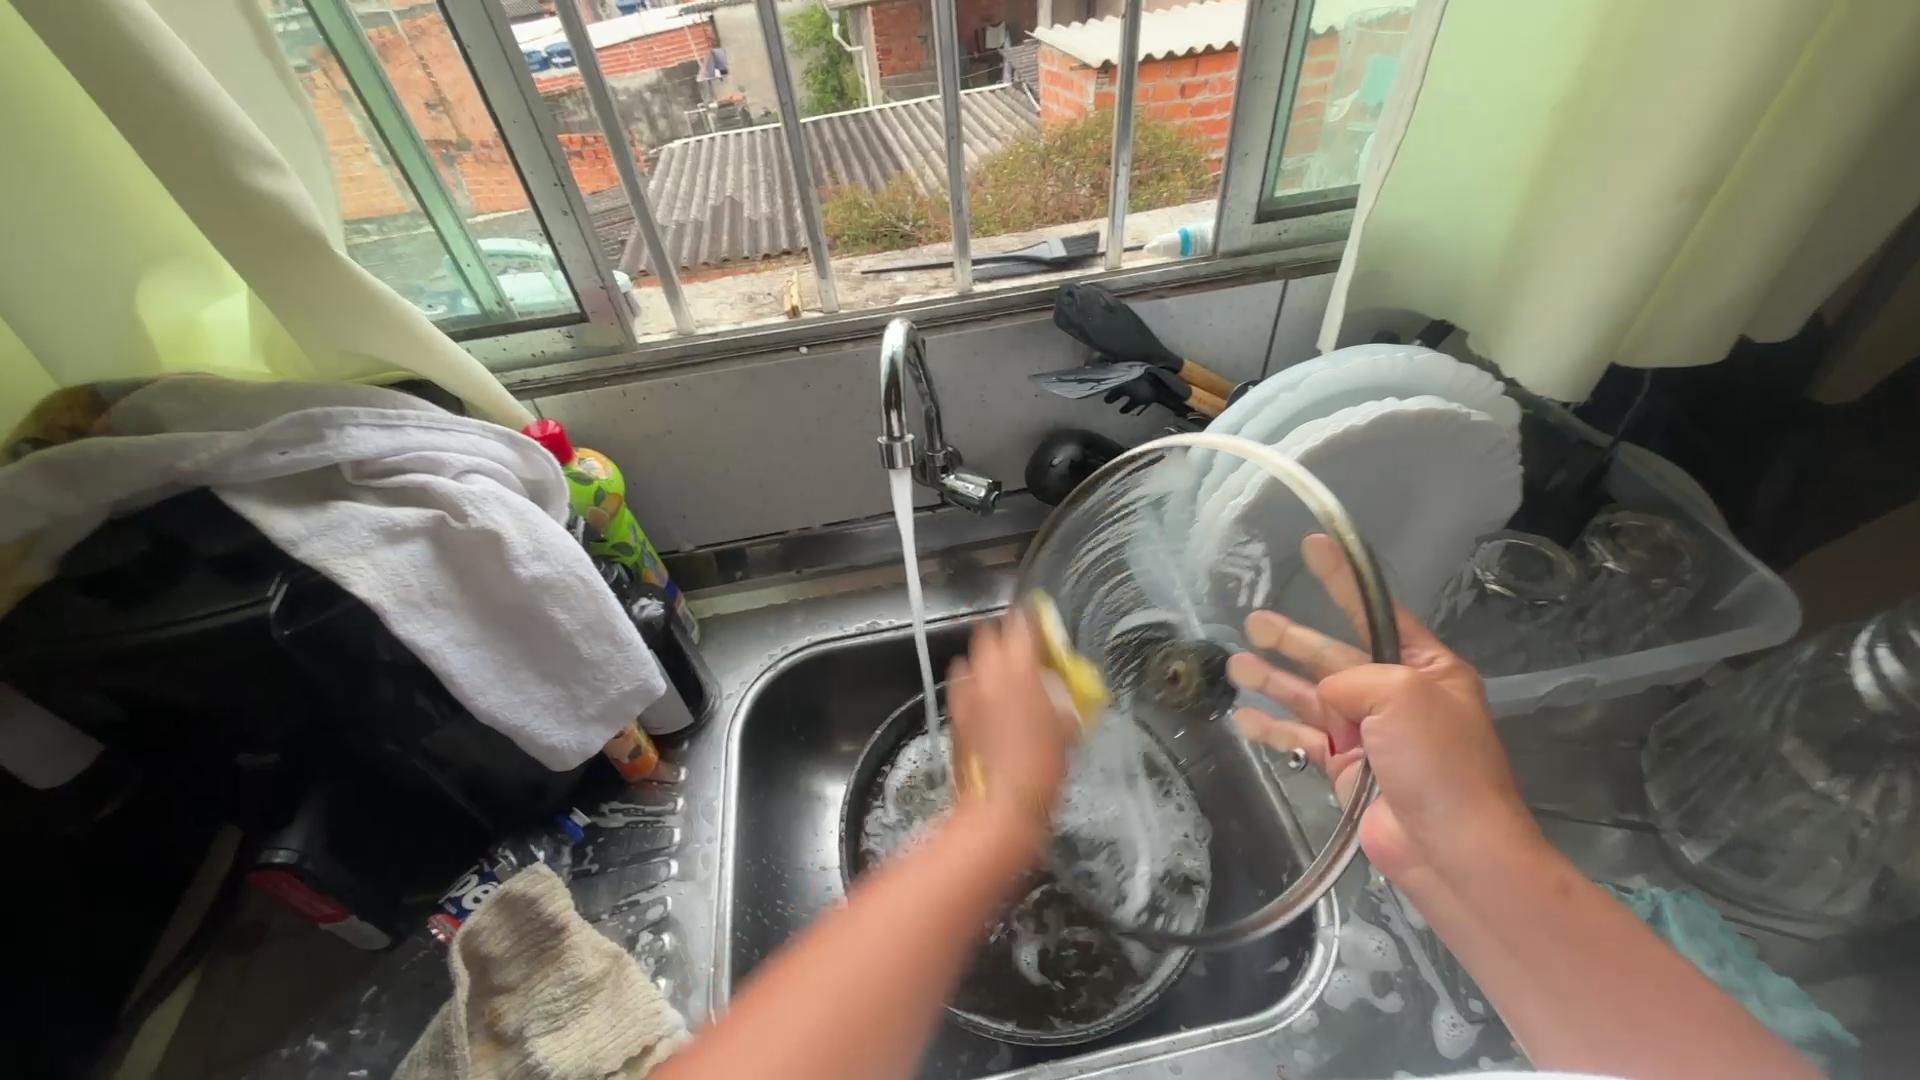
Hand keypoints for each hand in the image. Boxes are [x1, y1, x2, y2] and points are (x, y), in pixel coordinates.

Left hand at [945, 611, 1079, 847]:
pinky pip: (962, 682)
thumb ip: (1060, 692)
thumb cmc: (1042, 767)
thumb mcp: (1066, 725)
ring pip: (972, 655)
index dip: (1032, 618)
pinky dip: (973, 682)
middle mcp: (987, 670)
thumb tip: (1057, 681)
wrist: (999, 806)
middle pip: (990, 632)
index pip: (1023, 622)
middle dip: (1005, 635)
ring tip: (1003, 674)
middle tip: (1023, 649)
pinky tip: (985, 699)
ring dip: (987, 658)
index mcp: (1020, 666)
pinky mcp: (952, 710)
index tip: (1040, 620)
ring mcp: (965, 689)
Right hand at [1224, 535, 1537, 881]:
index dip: (1342, 581)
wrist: (1450, 849)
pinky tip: (1243, 718)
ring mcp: (1366, 733)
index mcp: (1425, 669)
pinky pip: (1300, 737)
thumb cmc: (1438, 762)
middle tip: (1254, 621)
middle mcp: (1393, 696)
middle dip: (1292, 638)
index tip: (1315, 546)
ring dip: (1272, 680)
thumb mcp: (1403, 695)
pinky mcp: (1344, 767)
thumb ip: (1352, 677)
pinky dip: (1271, 728)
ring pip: (1308, 696)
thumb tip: (1327, 696)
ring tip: (1235, 665)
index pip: (1376, 613)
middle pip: (1331, 655)